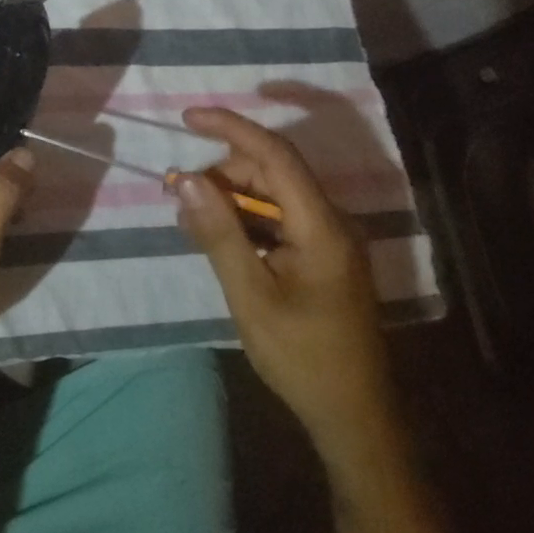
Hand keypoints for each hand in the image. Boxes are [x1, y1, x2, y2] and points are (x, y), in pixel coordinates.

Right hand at [173, 107, 394, 449]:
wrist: (353, 414)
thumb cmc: (301, 355)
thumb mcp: (250, 294)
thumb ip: (219, 232)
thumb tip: (187, 179)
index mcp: (321, 226)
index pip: (276, 154)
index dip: (231, 128)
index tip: (187, 118)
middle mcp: (332, 221)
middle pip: (273, 171)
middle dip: (224, 172)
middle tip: (180, 196)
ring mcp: (330, 239)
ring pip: (275, 194)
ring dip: (232, 197)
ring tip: (192, 222)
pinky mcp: (323, 257)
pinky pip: (281, 219)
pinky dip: (247, 220)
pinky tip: (219, 239)